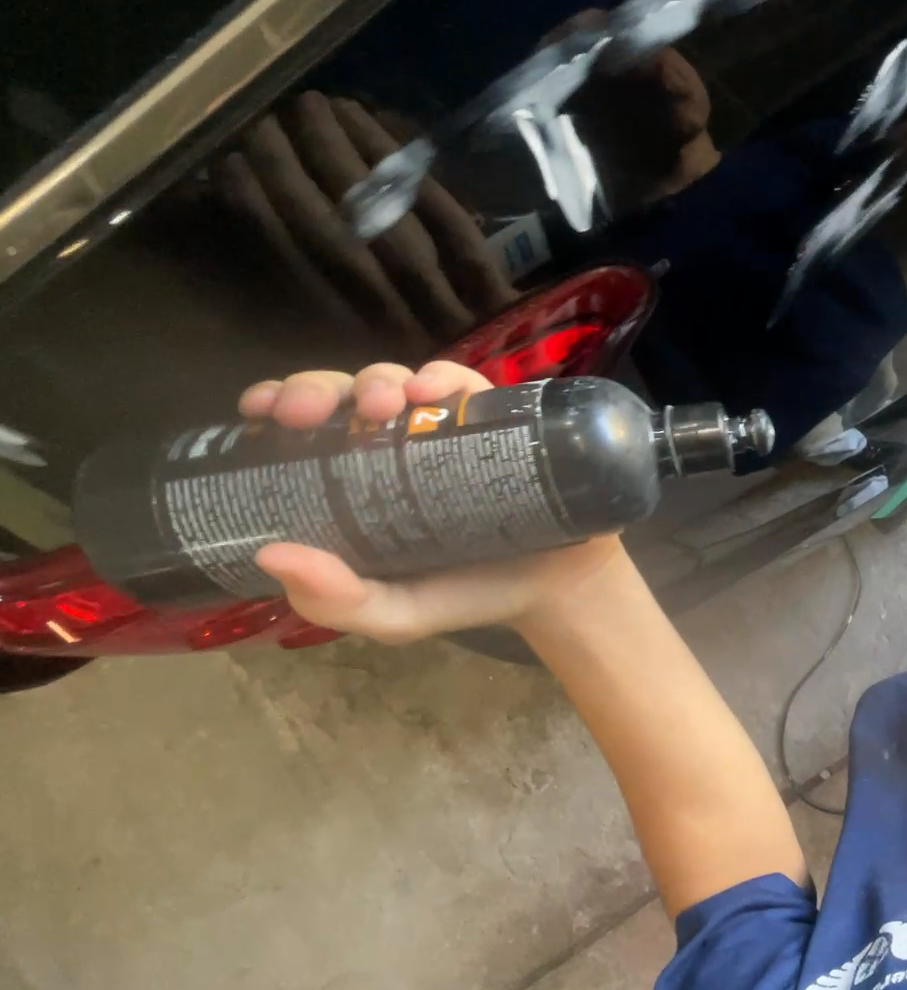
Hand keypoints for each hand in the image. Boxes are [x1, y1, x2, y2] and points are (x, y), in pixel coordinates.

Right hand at [215, 93, 518, 357]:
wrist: (535, 388)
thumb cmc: (453, 363)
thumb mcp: (382, 351)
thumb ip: (331, 300)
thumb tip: (258, 211)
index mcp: (368, 353)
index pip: (302, 281)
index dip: (260, 220)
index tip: (228, 167)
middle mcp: (409, 338)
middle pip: (340, 247)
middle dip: (294, 178)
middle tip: (267, 121)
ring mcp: (460, 317)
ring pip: (391, 230)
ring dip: (347, 163)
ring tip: (316, 109)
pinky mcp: (503, 299)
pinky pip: (454, 231)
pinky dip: (417, 181)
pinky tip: (381, 131)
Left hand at [242, 361, 632, 644]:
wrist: (558, 590)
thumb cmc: (471, 596)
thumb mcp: (394, 614)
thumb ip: (336, 601)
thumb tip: (270, 552)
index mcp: (355, 484)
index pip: (301, 431)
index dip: (274, 406)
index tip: (264, 415)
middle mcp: (397, 448)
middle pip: (344, 395)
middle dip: (318, 388)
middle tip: (315, 414)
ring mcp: (451, 432)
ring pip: (400, 381)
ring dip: (380, 379)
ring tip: (388, 405)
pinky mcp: (501, 424)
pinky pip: (468, 384)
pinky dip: (444, 376)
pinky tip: (434, 390)